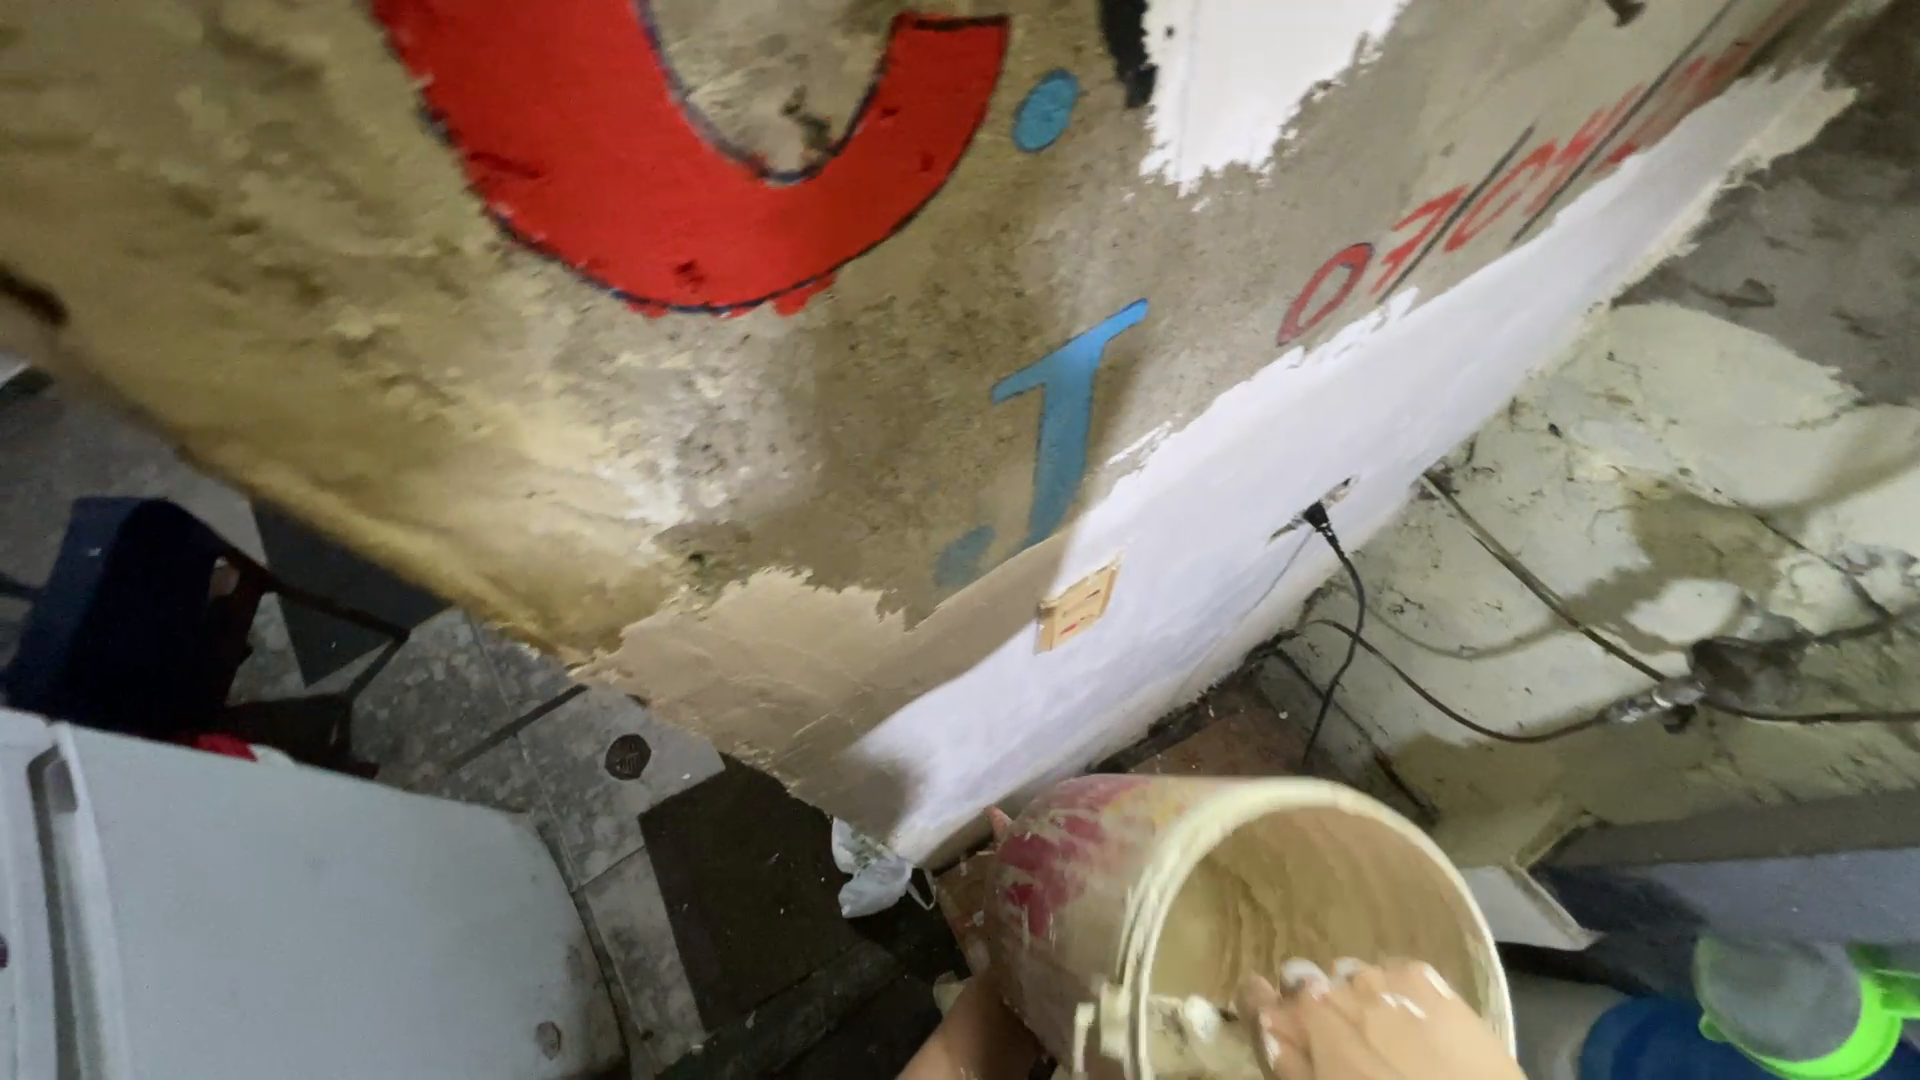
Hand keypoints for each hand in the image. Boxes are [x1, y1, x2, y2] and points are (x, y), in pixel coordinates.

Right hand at [1236, 959, 1522, 1079]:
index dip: (1260, 1006)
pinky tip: (1414, 1023)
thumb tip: (1267, 1018)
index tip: (1274, 1022)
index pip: (1257, 995)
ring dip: (1359, 1000)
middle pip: (1306, 984)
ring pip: (1351, 976)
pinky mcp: (1422, 975)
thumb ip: (1289, 1060)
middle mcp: (1333, 986)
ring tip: (1388, 1040)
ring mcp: (1380, 976)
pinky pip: (1392, 971)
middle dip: (1318, 1010)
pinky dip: (1395, 991)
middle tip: (1348, 1048)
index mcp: (1305, 1018)